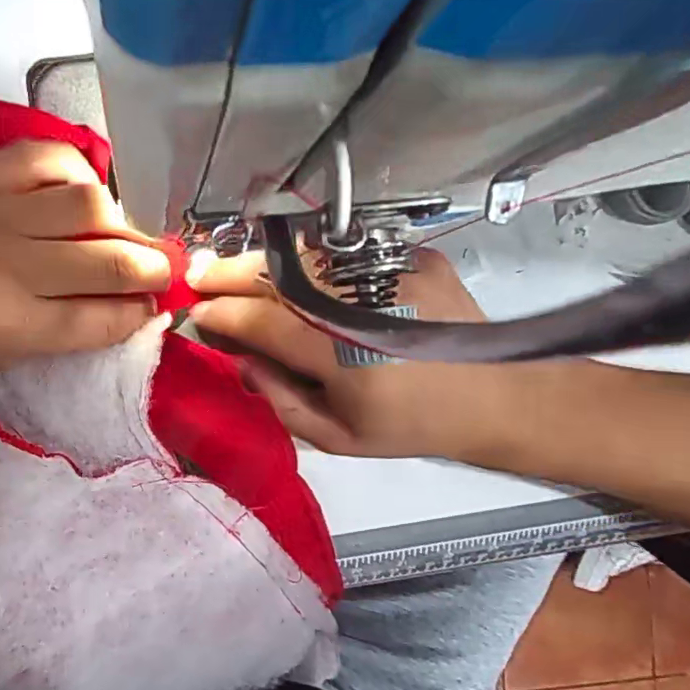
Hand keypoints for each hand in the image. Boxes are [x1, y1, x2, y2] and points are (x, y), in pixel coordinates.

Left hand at [0, 141, 170, 408]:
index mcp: (13, 328)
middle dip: (155, 268)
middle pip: (111, 260)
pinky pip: (42, 158)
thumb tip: (125, 307)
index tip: (162, 305)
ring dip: (123, 223)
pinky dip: (76, 172)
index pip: (108, 317)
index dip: (146, 311)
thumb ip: (65, 332)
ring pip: (89, 205)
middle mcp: (10, 268)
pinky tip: (78, 192)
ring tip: (121, 234)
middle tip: (168, 271)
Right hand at [188, 247, 533, 461]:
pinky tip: (300, 273)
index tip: (198, 312)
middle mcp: (358, 301)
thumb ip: (282, 400)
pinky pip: (347, 253)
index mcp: (339, 353)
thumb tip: (241, 362)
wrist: (492, 392)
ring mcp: (387, 270)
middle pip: (277, 276)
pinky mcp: (411, 255)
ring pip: (307, 256)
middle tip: (198, 274)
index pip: (261, 321)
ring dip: (265, 262)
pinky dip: (314, 261)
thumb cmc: (411, 424)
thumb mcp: (340, 436)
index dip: (222, 315)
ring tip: (238, 270)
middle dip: (229, 273)